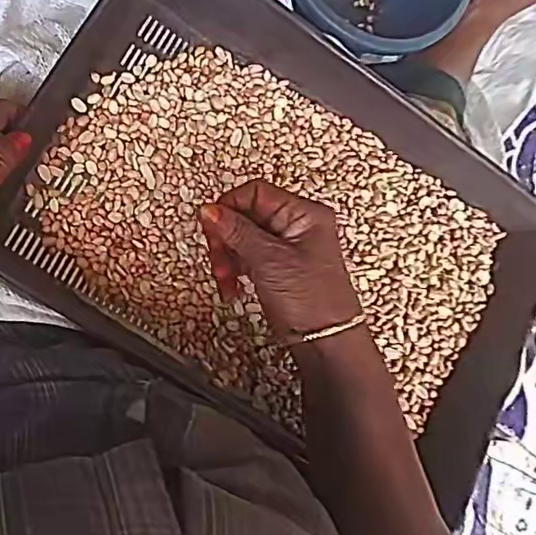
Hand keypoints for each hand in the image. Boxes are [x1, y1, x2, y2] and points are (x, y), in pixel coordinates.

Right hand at [198, 180, 363, 339]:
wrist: (326, 342)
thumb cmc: (313, 301)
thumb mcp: (268, 260)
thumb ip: (236, 231)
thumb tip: (210, 210)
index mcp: (303, 213)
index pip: (255, 193)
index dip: (229, 207)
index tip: (211, 227)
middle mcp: (296, 226)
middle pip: (244, 215)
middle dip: (225, 239)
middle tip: (218, 258)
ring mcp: (285, 247)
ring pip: (241, 238)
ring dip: (227, 258)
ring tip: (226, 279)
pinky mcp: (276, 267)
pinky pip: (245, 257)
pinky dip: (234, 270)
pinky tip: (233, 286)